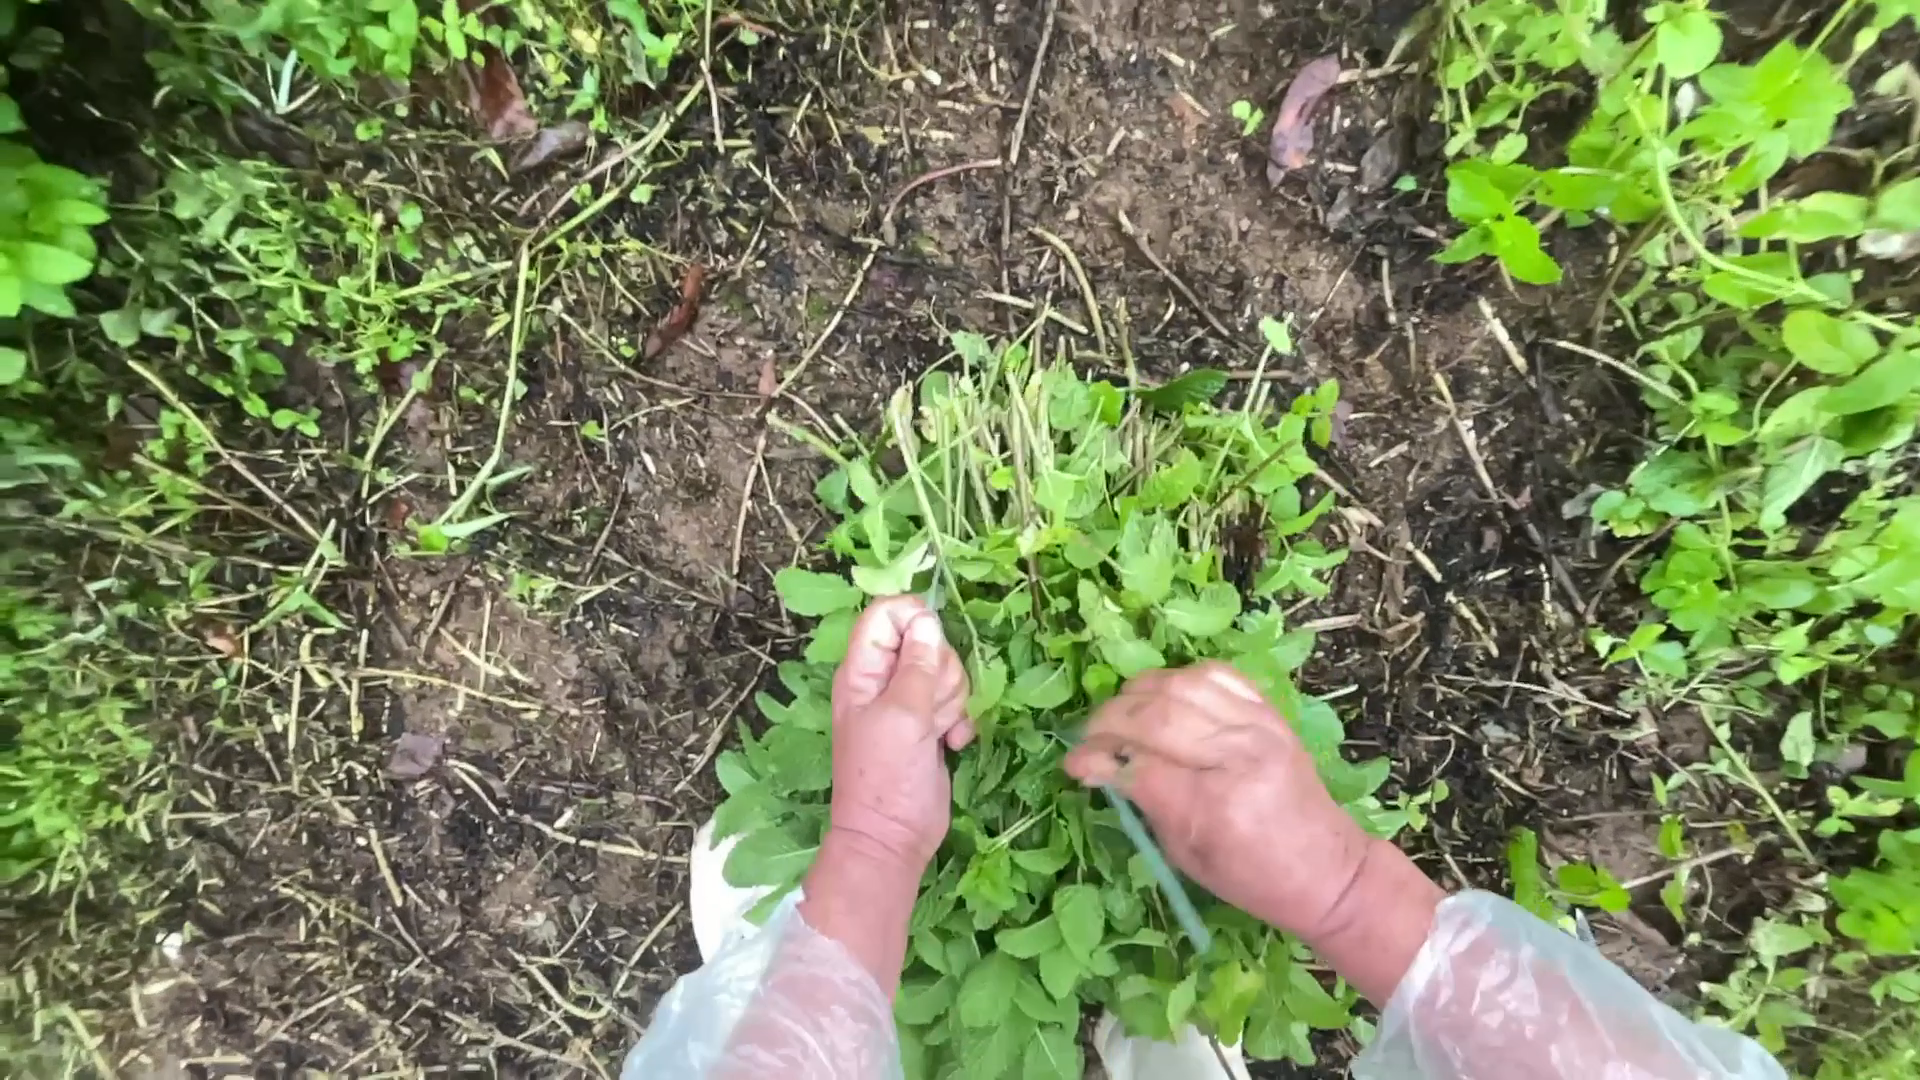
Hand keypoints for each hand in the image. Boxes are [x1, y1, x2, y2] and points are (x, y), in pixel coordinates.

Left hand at [826, 595, 973, 870]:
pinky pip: (957, 700)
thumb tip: (928, 620)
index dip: (914, 618)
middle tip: (928, 708)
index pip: (886, 614)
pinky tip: (953, 743)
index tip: (933, 642)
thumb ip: (918, 666)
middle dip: (940, 671)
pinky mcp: (931, 723)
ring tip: (936, 730)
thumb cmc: (887, 777)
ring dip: (951, 699)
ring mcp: (909, 702)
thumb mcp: (903, 715)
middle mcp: (884, 680)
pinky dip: (959, 720)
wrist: (894, 839)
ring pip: (947, 670)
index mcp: (864, 670)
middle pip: (927, 640)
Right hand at [1062, 662, 1372, 941]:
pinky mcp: (1268, 711)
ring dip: (1136, 694)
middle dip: (1107, 722)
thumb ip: (1144, 802)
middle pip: (1153, 717)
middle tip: (1088, 737)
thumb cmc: (1252, 878)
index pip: (1139, 766)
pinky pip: (1213, 674)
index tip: (1074, 765)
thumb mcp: (1185, 855)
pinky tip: (1163, 696)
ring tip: (1120, 713)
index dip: (1096, 761)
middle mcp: (1237, 756)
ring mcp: (1257, 726)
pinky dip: (1177, 678)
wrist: (1329, 869)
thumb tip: (1098, 764)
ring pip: (1178, 685)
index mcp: (1216, 807)